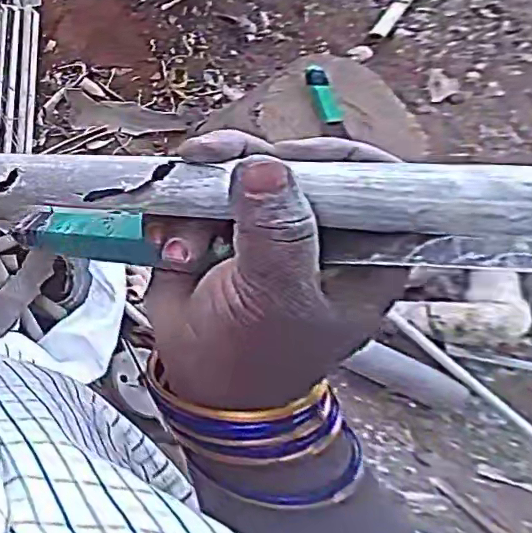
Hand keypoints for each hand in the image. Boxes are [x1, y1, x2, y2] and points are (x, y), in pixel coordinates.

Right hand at [143, 131, 408, 409]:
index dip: (325, 158)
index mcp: (359, 246)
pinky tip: (166, 249)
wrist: (199, 375)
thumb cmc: (259, 350)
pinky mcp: (206, 228)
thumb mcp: (276, 296)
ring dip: (189, 205)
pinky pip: (184, 200)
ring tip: (179, 249)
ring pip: (223, 179)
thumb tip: (267, 167)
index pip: (365, 180)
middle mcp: (309, 228)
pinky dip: (167, 217)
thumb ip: (276, 234)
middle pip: (280, 167)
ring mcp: (254, 227)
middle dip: (233, 165)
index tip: (276, 157)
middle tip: (200, 158)